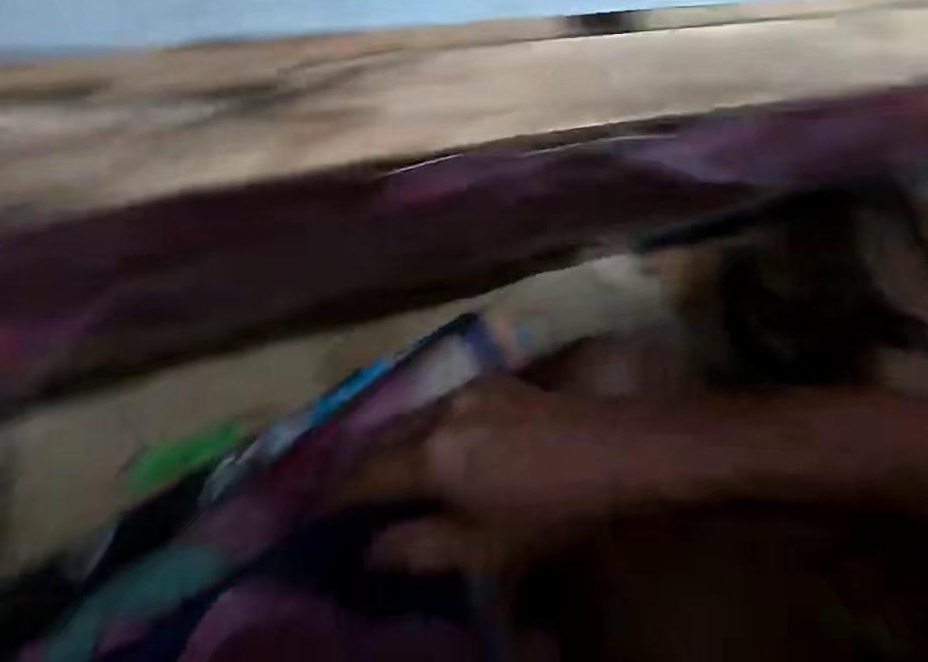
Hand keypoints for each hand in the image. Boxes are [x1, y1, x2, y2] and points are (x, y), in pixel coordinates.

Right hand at [340, 376, 727, 574]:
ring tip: (383, 475)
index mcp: (433, 455)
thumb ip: (419, 547)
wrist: (614, 449)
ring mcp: (465, 387)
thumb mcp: (486, 549)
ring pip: (409, 417)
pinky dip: (421, 427)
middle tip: (343, 501)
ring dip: (390, 446)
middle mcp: (439, 410)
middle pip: (381, 439)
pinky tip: (431, 445)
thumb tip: (368, 548)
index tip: (314, 520)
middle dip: (358, 470)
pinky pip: (437, 403)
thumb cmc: (552, 509)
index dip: (335, 500)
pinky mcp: (489, 377)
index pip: (365, 477)